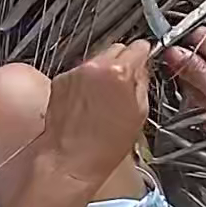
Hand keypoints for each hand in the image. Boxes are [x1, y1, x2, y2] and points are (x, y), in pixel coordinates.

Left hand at [36, 41, 150, 190]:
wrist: (69, 159)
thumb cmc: (104, 145)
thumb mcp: (139, 113)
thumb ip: (142, 83)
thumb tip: (142, 69)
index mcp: (119, 72)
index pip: (138, 47)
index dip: (144, 54)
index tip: (144, 59)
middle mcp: (95, 67)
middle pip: (116, 49)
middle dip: (123, 62)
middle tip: (124, 84)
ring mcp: (75, 72)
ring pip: (97, 61)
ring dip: (102, 73)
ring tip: (104, 99)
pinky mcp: (60, 80)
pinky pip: (80, 73)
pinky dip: (85, 82)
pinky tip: (88, 103)